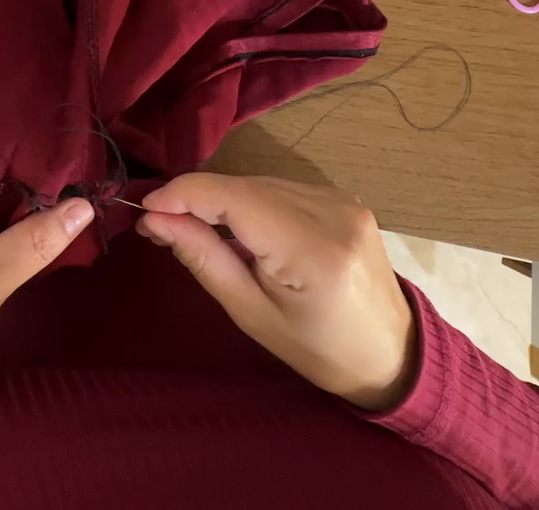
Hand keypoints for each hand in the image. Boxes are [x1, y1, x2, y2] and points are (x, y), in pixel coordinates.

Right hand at [137, 173, 416, 409]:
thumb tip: (154, 218)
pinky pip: (279, 187)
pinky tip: (241, 227)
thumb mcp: (251, 313)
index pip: (232, 197)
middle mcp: (331, 210)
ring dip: (222, 199)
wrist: (394, 356)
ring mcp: (341, 198)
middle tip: (160, 225)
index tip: (144, 206)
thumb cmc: (318, 349)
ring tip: (197, 229)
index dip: (183, 193)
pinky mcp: (343, 196)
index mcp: (311, 249)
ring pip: (258, 182)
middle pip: (242, 185)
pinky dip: (250, 201)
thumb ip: (203, 257)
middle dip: (197, 199)